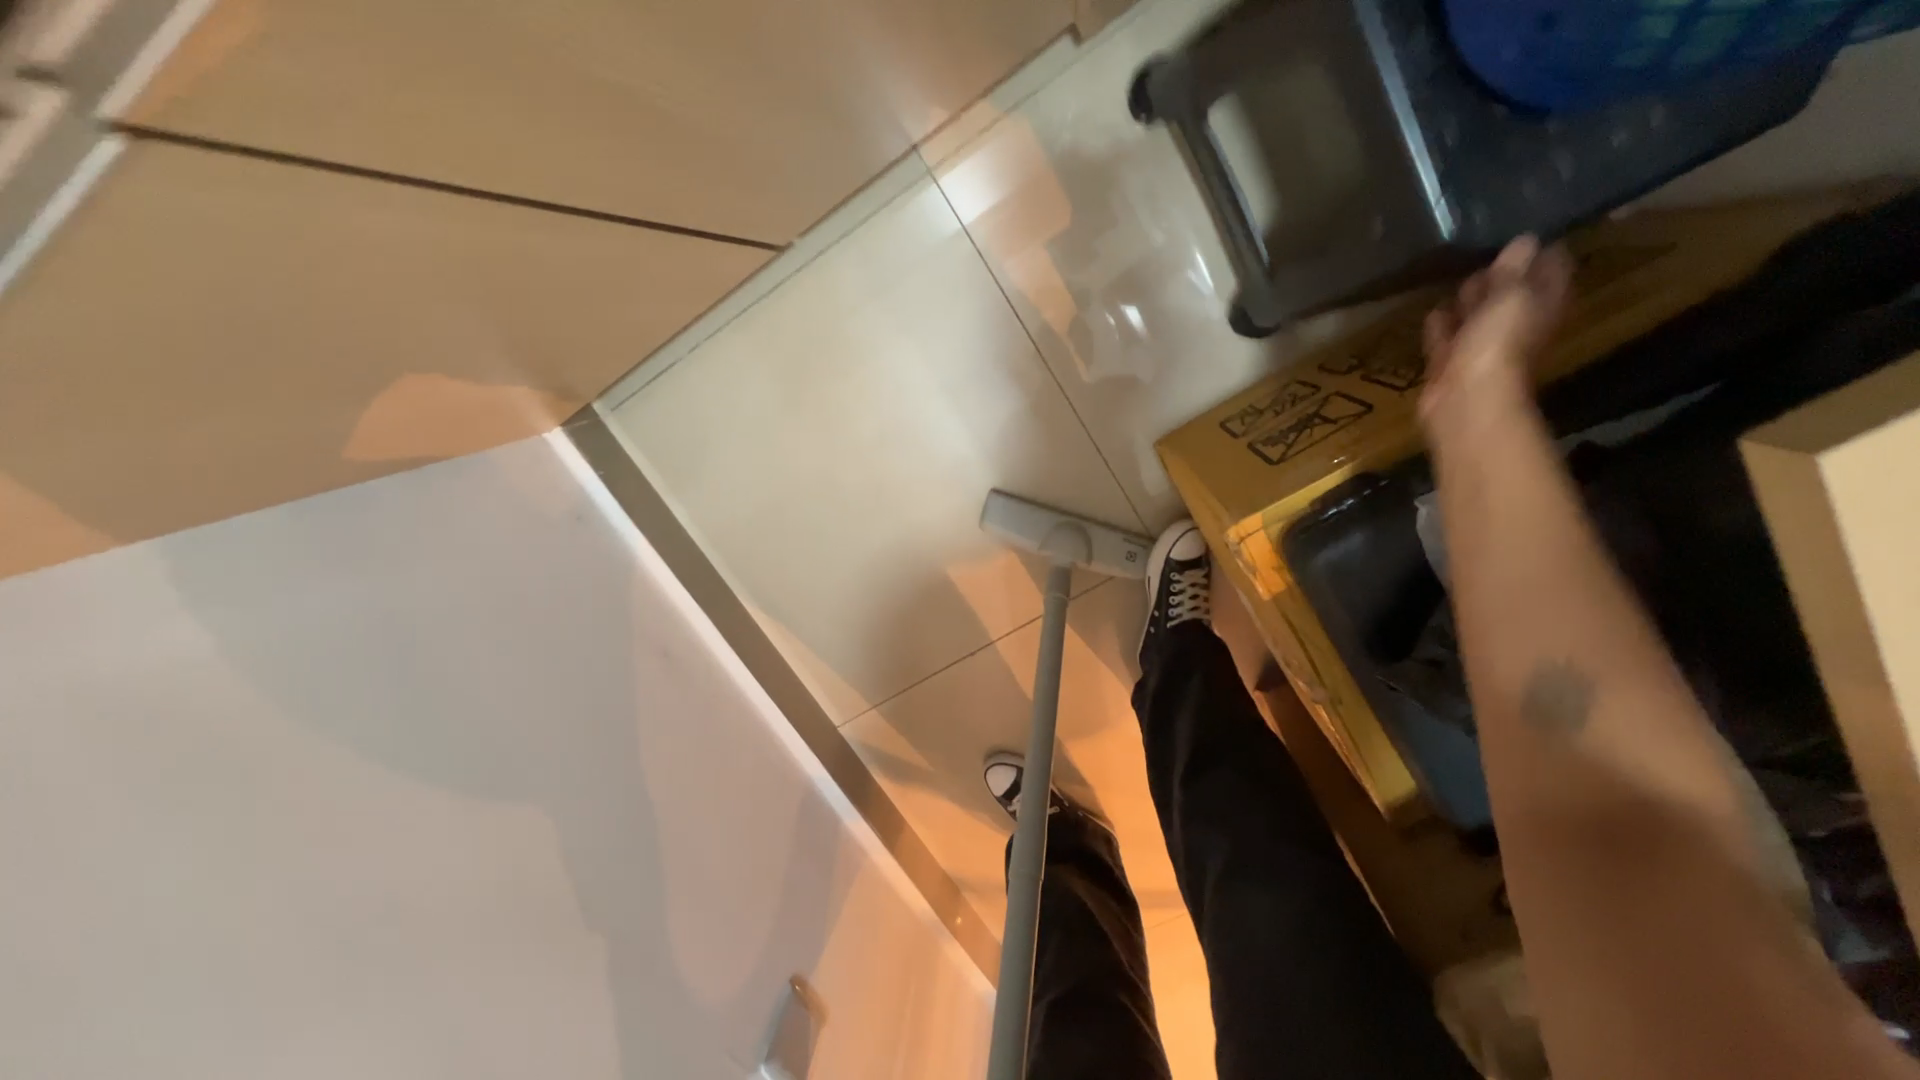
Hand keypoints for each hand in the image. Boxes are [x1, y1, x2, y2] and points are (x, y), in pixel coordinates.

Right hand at [1420, 236, 1572, 433]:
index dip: (1542, 252)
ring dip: (1470, 299)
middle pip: (1513, 293)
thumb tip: (1525, 240)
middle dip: (1502, 274)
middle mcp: (1517, 326)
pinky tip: (1434, 309)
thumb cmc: (1499, 344)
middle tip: (1487, 248)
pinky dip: (1441, 324)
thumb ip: (1514, 269)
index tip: (1526, 231)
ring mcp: (1482, 347)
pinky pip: (1446, 337)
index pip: (1552, 272)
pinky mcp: (1450, 363)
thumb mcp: (1512, 295)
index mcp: (1542, 307)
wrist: (1467, 400)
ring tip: (1457, 272)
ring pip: (1478, 315)